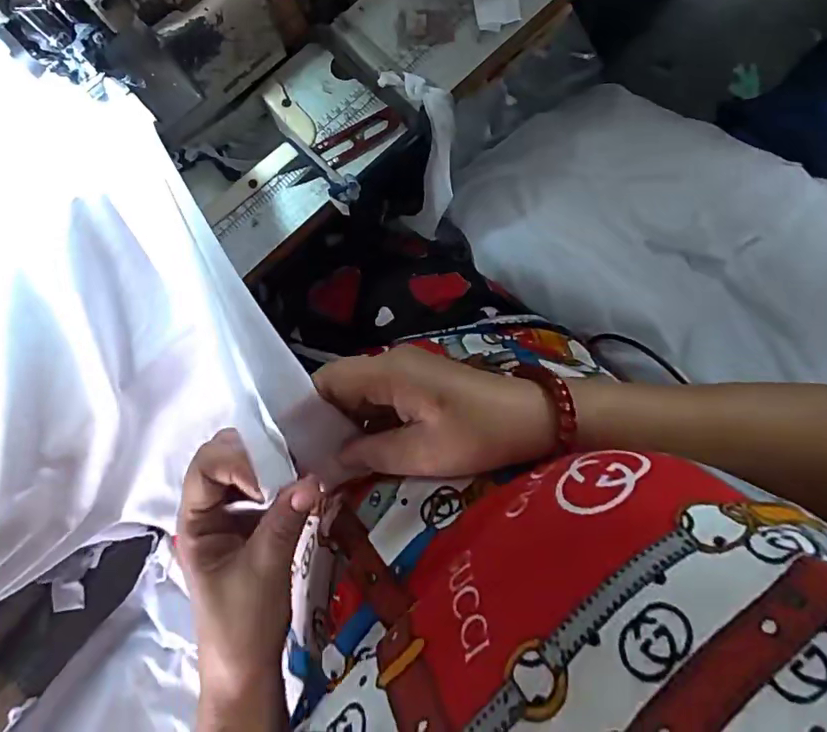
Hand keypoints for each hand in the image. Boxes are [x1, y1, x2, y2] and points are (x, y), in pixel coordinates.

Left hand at [176, 430, 318, 730]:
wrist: (247, 672)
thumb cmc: (243, 625)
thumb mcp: (265, 570)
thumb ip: (285, 520)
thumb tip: (314, 478)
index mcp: (193, 521)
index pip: (205, 467)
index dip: (236, 461)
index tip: (270, 477)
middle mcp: (206, 510)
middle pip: (221, 458)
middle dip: (253, 454)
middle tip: (289, 461)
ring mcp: (227, 515)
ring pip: (241, 468)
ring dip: (269, 464)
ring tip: (299, 467)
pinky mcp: (249, 523)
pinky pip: (261, 487)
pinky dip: (280, 480)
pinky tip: (301, 483)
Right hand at [314, 346, 557, 477]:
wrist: (533, 417)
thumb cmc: (479, 434)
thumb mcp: (423, 453)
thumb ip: (369, 454)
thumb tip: (326, 465)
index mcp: (386, 371)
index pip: (325, 381)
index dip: (304, 411)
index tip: (293, 447)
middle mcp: (388, 362)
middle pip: (338, 386)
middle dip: (322, 422)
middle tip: (309, 461)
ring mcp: (404, 370)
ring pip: (357, 394)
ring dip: (344, 425)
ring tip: (329, 462)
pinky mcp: (417, 382)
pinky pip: (378, 398)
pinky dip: (366, 423)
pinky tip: (362, 451)